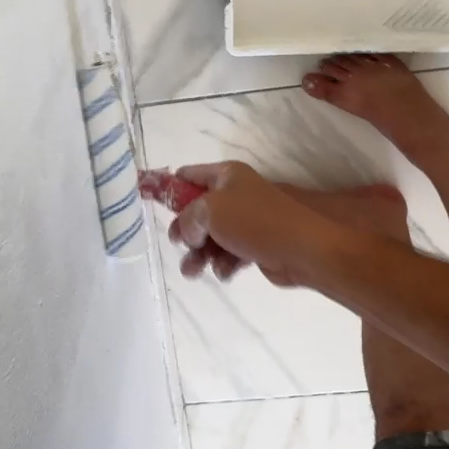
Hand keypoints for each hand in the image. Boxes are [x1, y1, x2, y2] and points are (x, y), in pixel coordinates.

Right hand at [160, 162, 347, 288]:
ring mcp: (245, 221)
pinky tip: (226, 272)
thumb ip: (188, 216)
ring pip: (209, 237)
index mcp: (225, 176)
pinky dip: (222, 264)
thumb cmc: (255, 222)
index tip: (145, 199)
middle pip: (196, 210)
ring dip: (199, 255)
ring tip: (193, 271)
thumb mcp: (211, 210)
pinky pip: (227, 254)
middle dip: (185, 230)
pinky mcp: (254, 246)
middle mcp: (235, 194)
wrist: (302, 250)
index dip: (166, 187)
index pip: (187, 175)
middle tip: (181, 244)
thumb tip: (189, 231)